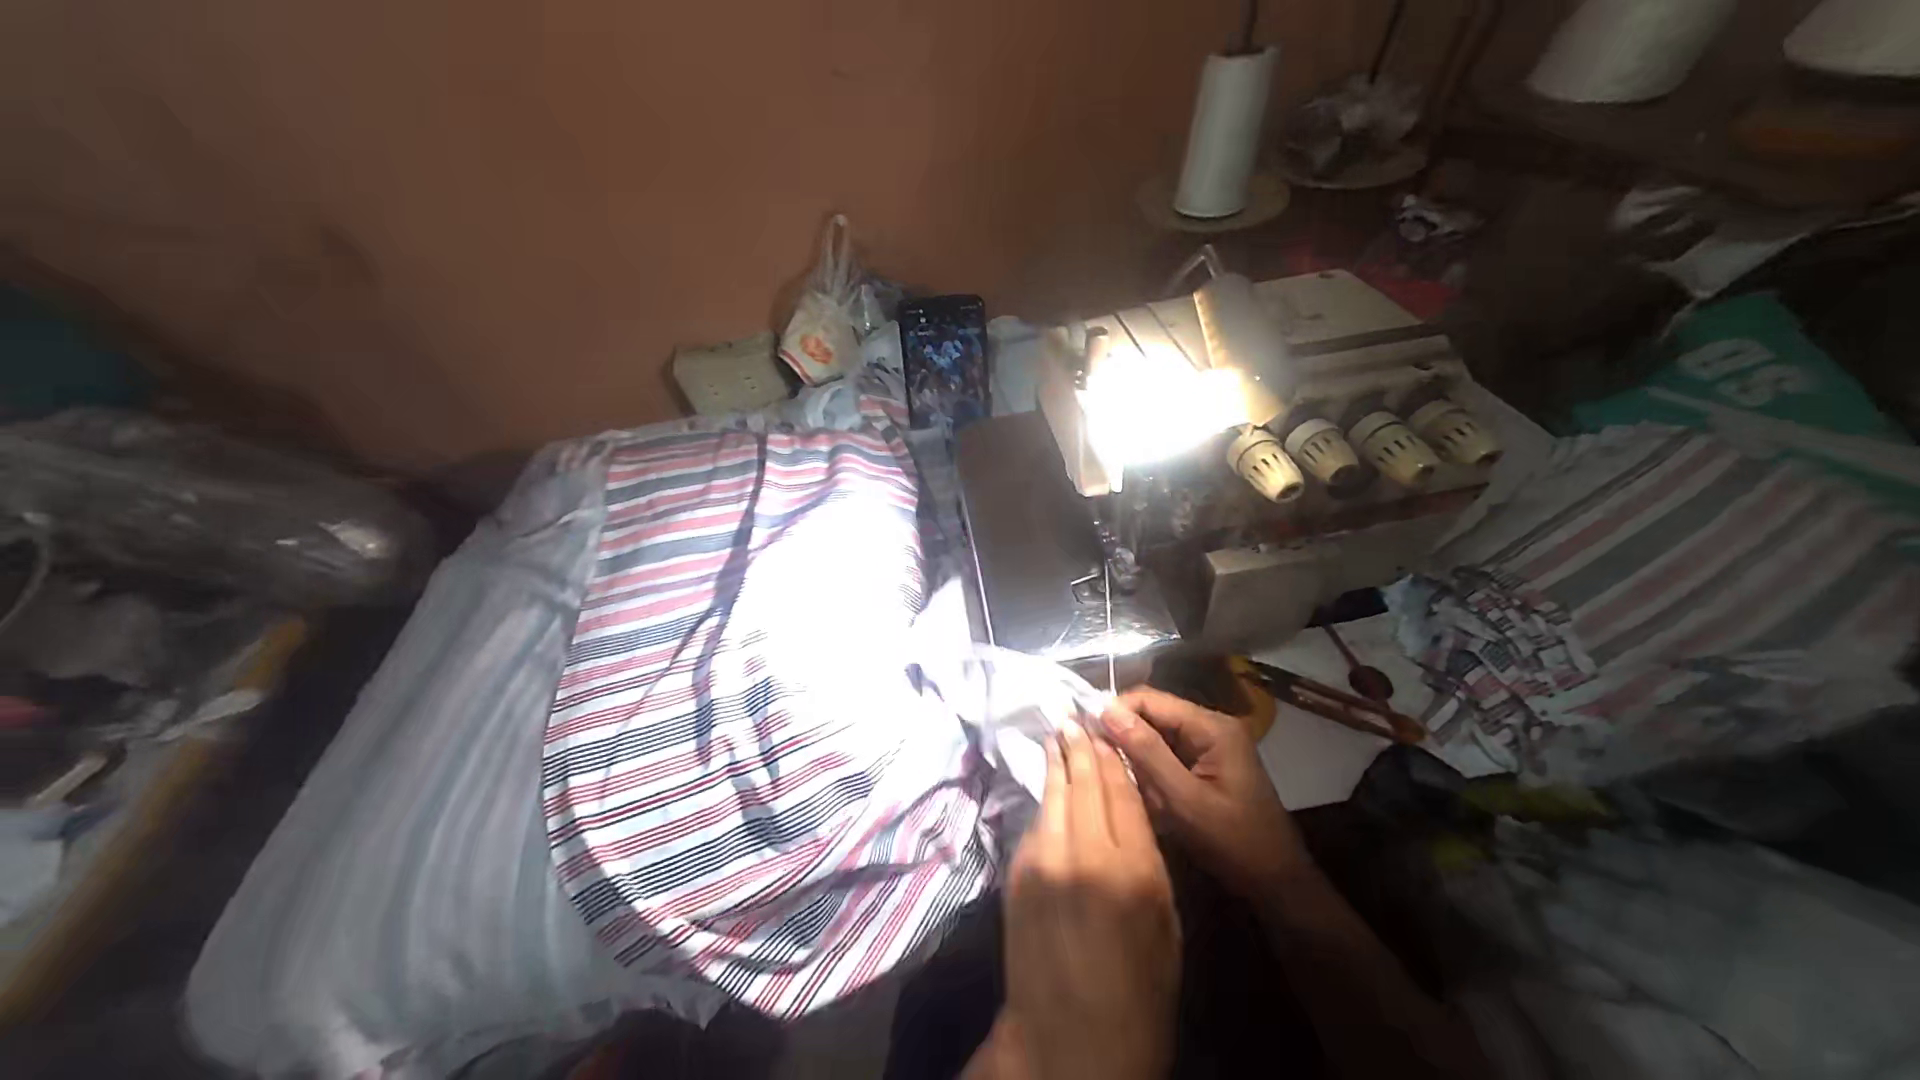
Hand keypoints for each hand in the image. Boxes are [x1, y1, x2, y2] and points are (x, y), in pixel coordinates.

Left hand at [995, 728, 1179, 1079]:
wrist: (1070, 1041)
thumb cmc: (1139, 991)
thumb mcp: (1166, 924)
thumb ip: (1148, 858)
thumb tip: (1129, 808)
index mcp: (1134, 870)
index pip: (1123, 792)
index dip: (1115, 757)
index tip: (1109, 727)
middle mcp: (1086, 854)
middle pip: (1085, 783)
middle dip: (1083, 746)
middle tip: (1077, 715)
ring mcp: (1045, 860)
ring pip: (1055, 793)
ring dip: (1058, 760)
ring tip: (1059, 731)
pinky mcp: (1017, 871)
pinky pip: (1038, 820)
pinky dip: (1046, 795)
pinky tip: (1050, 777)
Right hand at [1101, 688, 1310, 897]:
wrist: (1277, 882)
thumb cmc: (1233, 842)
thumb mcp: (1183, 799)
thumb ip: (1146, 752)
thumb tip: (1105, 711)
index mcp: (1211, 727)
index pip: (1150, 699)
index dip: (1115, 711)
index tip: (1086, 733)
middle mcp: (1212, 726)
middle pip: (1153, 714)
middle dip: (1125, 735)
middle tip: (1099, 762)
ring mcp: (1211, 745)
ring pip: (1157, 735)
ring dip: (1137, 756)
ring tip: (1123, 781)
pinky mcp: (1207, 763)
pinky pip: (1168, 753)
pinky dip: (1151, 769)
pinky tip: (1144, 792)